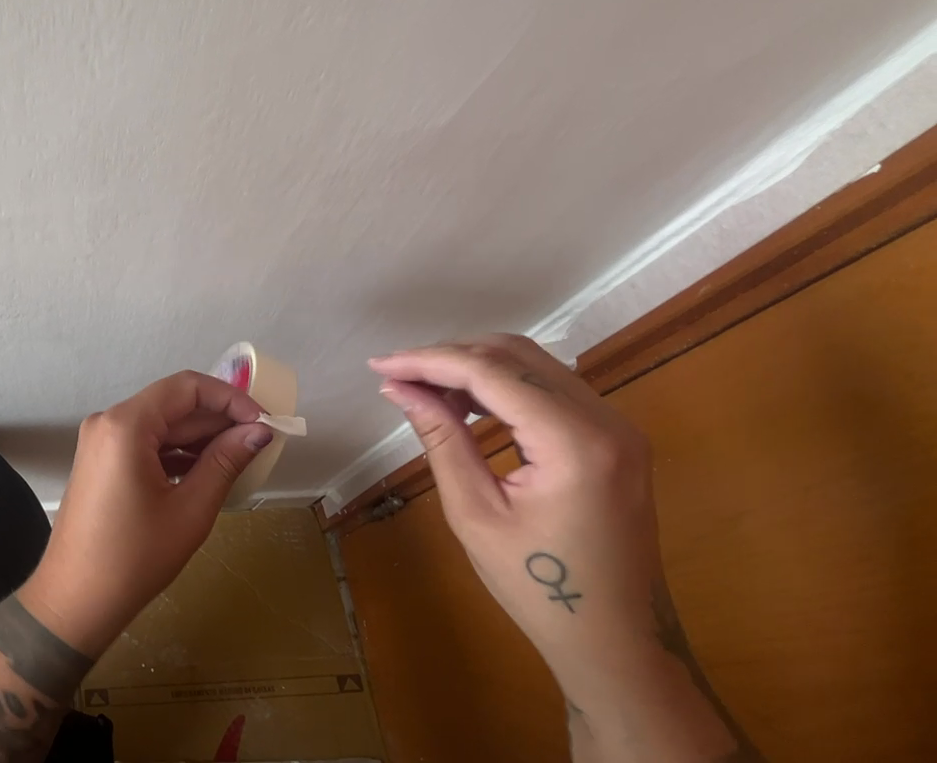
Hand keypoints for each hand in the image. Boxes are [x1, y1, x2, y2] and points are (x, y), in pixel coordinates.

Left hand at [18, 371, 272, 657]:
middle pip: (173, 404)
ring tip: (242, 457)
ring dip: (201, 436)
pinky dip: (178, 451)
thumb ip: (224, 462)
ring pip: (161, 424)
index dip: (230, 398)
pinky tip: (209, 469)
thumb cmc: (135, 556)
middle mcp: (109, 421)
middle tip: (262, 441)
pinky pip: (146, 442)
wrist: (76, 598)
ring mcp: (102, 440)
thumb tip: (258, 432)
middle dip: (219, 419)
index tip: (265, 422)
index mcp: (126, 424)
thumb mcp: (190, 509)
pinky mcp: (102, 460)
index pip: (186, 387)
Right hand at [370, 334, 749, 760]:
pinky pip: (549, 386)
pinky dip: (501, 383)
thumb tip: (398, 387)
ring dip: (472, 365)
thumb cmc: (536, 585)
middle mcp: (605, 421)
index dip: (428, 361)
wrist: (617, 641)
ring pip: (532, 363)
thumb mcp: (474, 512)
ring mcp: (616, 427)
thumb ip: (441, 438)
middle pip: (514, 356)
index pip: (491, 372)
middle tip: (396, 375)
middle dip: (448, 356)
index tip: (379, 366)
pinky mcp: (612, 438)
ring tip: (421, 387)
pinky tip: (464, 402)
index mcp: (574, 443)